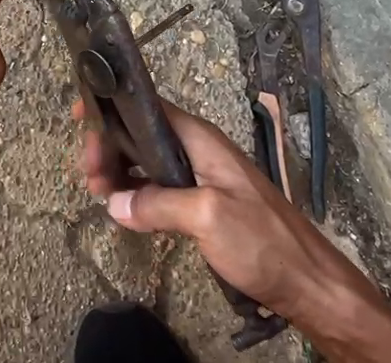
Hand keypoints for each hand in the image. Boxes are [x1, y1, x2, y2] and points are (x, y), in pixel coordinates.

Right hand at [77, 99, 390, 360]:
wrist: (311, 284)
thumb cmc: (263, 241)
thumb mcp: (206, 218)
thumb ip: (158, 204)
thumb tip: (115, 202)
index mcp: (200, 139)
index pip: (147, 107)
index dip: (111, 107)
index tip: (79, 116)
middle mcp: (198, 149)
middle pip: (141, 133)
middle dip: (109, 145)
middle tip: (89, 175)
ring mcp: (201, 176)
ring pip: (147, 160)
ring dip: (119, 170)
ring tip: (98, 192)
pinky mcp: (203, 203)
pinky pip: (159, 186)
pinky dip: (136, 191)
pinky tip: (122, 207)